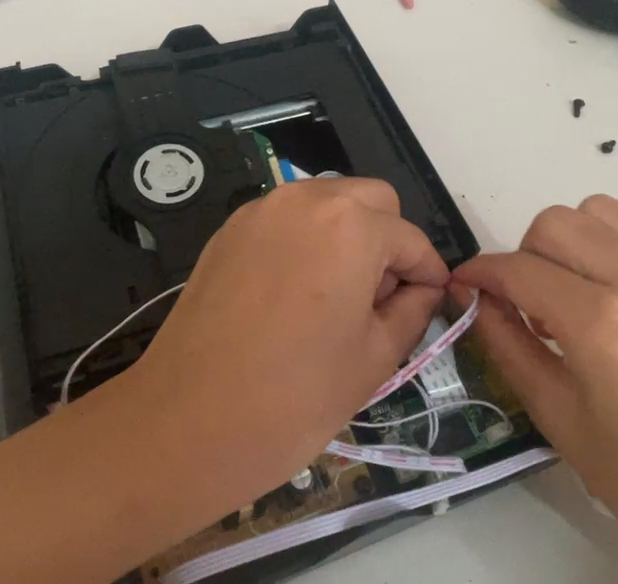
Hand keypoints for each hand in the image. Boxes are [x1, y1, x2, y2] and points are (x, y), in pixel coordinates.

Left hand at [123, 177, 448, 503]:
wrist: (189, 418)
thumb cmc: (296, 395)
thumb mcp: (374, 358)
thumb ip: (410, 311)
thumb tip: (420, 290)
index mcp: (351, 225)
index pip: (409, 237)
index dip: (426, 272)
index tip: (428, 302)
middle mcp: (306, 200)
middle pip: (369, 200)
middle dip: (387, 238)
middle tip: (381, 297)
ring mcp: (260, 211)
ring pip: (324, 203)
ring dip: (345, 233)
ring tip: (337, 296)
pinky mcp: (228, 230)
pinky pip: (284, 220)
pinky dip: (304, 240)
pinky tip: (294, 294)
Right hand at [453, 196, 617, 583]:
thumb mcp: (563, 423)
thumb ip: (508, 346)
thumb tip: (472, 296)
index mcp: (605, 327)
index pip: (519, 268)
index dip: (481, 273)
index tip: (467, 286)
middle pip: (559, 222)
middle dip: (527, 254)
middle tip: (531, 303)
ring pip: (607, 215)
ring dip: (577, 246)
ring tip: (583, 298)